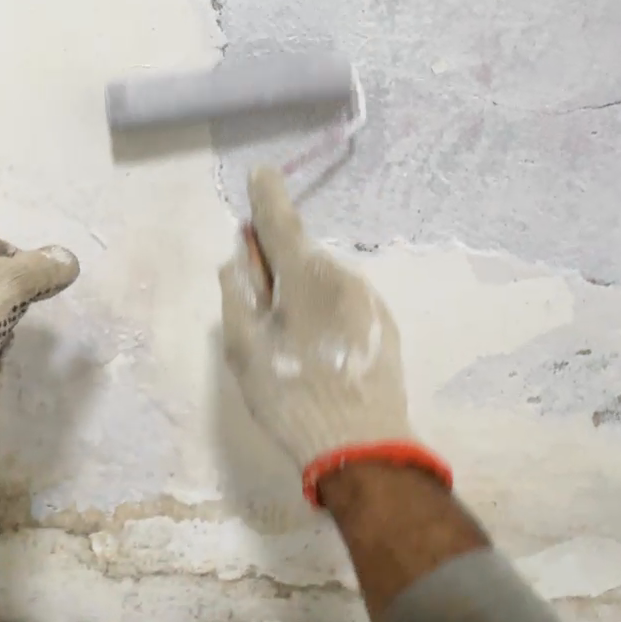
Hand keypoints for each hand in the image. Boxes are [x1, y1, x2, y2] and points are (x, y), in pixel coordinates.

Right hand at [219, 167, 447, 504]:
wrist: (361, 449)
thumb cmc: (290, 393)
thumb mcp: (243, 344)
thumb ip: (237, 293)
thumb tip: (239, 261)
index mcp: (305, 275)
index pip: (280, 221)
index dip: (266, 196)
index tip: (261, 172)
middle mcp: (342, 276)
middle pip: (298, 254)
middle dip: (274, 262)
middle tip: (255, 299)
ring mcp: (368, 301)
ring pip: (320, 279)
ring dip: (298, 289)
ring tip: (284, 336)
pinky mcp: (383, 326)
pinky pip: (340, 301)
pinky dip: (320, 307)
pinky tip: (313, 347)